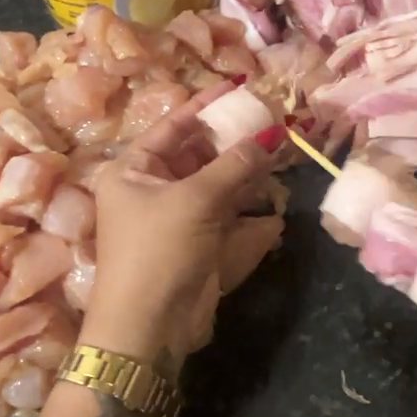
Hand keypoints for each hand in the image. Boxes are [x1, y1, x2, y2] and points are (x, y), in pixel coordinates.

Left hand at [82, 83, 281, 367]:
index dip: (206, 106)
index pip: (174, 126)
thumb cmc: (160, 251)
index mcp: (134, 170)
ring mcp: (176, 218)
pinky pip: (227, 213)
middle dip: (235, 139)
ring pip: (217, 183)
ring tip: (282, 149)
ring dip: (247, 169)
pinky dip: (249, 204)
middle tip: (272, 120)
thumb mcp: (197, 200)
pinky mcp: (197, 244)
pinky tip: (275, 197)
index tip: (239, 88)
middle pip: (199, 153)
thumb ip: (236, 165)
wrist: (149, 328)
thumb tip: (271, 134)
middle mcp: (152, 189)